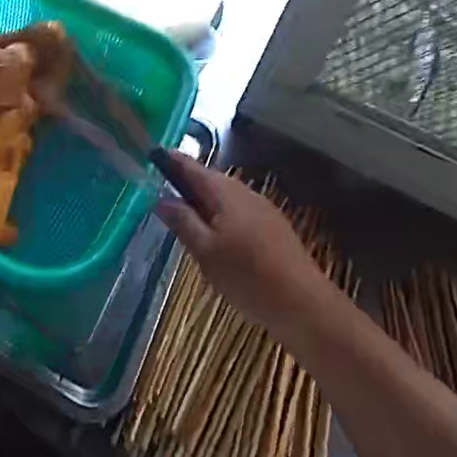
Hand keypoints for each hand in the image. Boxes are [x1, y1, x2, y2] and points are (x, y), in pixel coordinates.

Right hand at [152, 152, 330, 331]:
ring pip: (226, 196)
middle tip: (163, 193)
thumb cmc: (247, 276)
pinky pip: (239, 211)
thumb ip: (183, 221)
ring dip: (205, 201)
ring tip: (186, 218)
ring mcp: (263, 208)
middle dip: (188, 183)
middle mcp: (245, 192)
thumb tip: (161, 198)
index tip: (154, 155)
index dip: (173, 161)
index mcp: (225, 193)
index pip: (193, 168)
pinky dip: (222, 215)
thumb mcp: (205, 252)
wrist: (301, 301)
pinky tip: (217, 237)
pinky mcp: (273, 226)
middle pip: (211, 180)